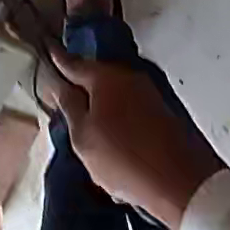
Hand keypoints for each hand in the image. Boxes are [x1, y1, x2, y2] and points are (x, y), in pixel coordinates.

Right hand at [46, 50, 224, 229]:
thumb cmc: (122, 157)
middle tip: (63, 95)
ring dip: (100, 103)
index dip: (58, 58)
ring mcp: (149, 93)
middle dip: (81, 84)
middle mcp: (128, 77)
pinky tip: (112, 136)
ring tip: (87, 123)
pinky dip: (117, 116)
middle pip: (97, 76)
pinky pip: (129, 108)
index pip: (73, 63)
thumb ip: (69, 106)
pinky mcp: (162, 113)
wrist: (181, 183)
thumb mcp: (83, 136)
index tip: (48, 46)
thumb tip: (61, 85)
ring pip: (115, 93)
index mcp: (105, 77)